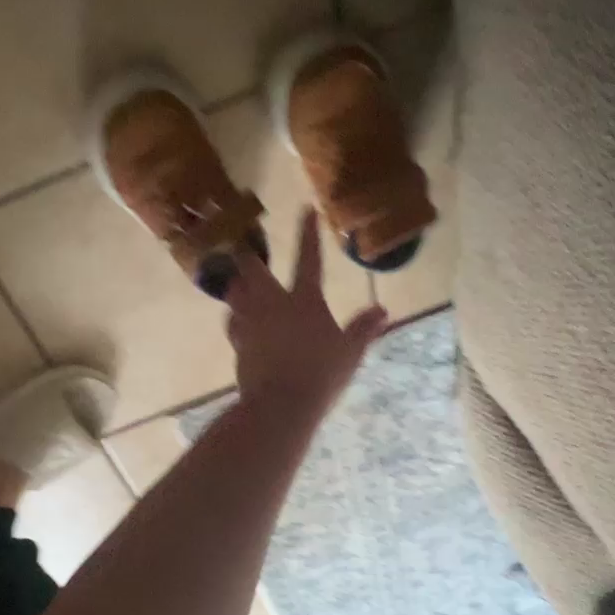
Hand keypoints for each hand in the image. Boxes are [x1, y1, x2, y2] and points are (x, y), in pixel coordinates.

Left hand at [225, 209, 388, 414]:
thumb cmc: (321, 375)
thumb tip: (382, 310)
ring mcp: (250, 323)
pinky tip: (236, 319)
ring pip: (235, 294)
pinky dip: (234, 316)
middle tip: (243, 247)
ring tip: (237, 281)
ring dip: (236, 285)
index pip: (308, 258)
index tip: (303, 210)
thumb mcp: (350, 352)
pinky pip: (232, 322)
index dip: (307, 233)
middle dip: (248, 256)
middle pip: (253, 271)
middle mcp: (272, 304)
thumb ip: (363, 329)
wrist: (279, 405)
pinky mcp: (237, 344)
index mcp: (304, 300)